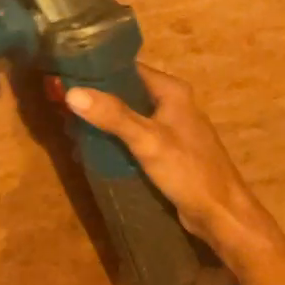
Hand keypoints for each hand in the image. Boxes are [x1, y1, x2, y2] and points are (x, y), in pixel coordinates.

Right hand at [62, 64, 274, 253]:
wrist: (222, 216)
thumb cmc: (189, 171)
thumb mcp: (147, 140)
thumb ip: (112, 115)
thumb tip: (71, 92)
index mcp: (172, 91)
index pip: (128, 68)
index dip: (97, 70)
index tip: (66, 75)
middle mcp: (172, 103)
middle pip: (126, 91)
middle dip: (96, 97)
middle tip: (62, 101)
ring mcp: (171, 128)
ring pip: (129, 115)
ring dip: (104, 118)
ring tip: (71, 121)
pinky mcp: (167, 150)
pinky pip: (135, 135)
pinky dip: (115, 137)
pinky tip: (94, 145)